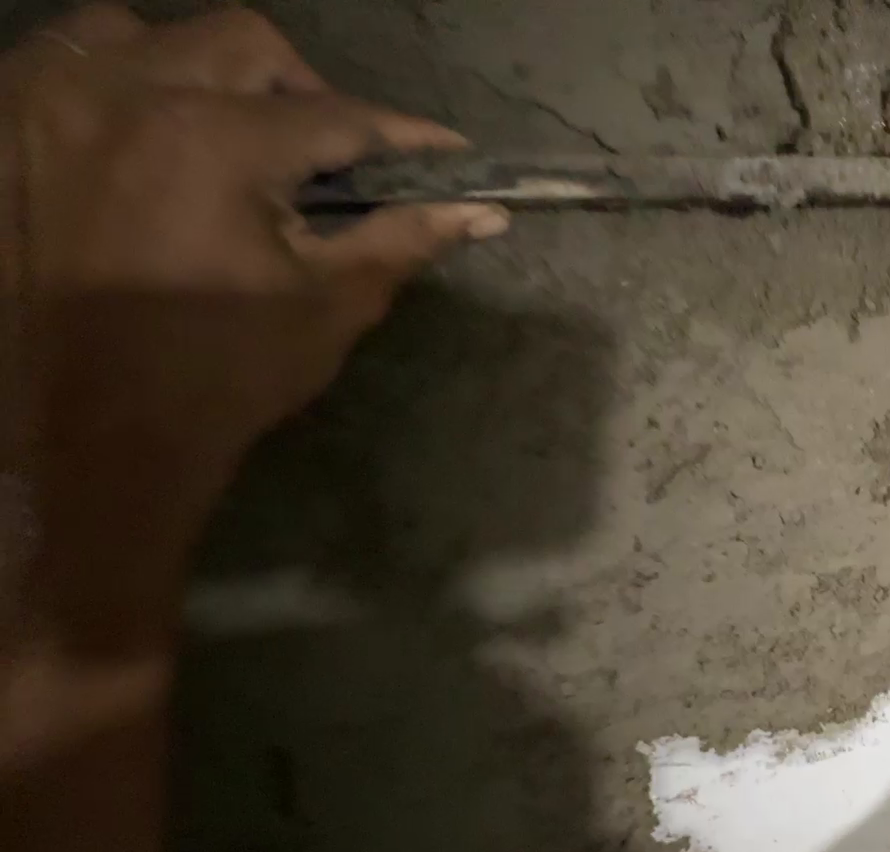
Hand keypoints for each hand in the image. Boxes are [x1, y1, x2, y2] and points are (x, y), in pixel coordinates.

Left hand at [0, 4, 507, 554]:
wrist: (103, 418)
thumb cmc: (234, 365)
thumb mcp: (337, 301)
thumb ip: (407, 238)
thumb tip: (486, 212)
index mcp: (216, 143)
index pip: (339, 116)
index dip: (407, 134)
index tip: (452, 150)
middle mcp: (124, 94)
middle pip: (247, 44)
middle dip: (313, 95)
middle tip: (340, 162)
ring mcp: (48, 100)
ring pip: (145, 30)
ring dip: (213, 73)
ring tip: (242, 141)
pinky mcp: (9, 124)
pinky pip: (70, 55)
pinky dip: (130, 78)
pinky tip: (161, 136)